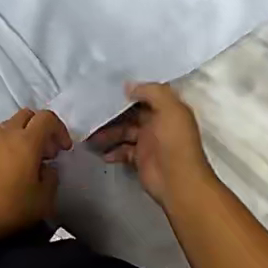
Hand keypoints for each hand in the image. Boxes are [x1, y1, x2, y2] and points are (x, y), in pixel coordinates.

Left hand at [0, 109, 71, 237]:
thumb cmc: (11, 207)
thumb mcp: (44, 199)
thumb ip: (52, 177)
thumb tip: (47, 167)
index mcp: (26, 141)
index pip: (46, 118)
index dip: (60, 129)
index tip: (63, 149)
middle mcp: (6, 134)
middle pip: (28, 115)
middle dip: (42, 127)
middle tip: (47, 151)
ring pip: (11, 124)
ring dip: (24, 134)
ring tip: (29, 159)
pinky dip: (9, 141)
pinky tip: (11, 164)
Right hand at [89, 82, 218, 205]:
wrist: (177, 181)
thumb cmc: (173, 142)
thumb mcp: (169, 109)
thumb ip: (151, 91)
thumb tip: (128, 85)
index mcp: (167, 108)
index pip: (145, 94)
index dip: (128, 90)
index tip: (105, 85)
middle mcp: (157, 122)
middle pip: (130, 113)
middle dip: (111, 112)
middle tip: (90, 110)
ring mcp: (148, 141)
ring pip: (123, 131)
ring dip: (107, 133)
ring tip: (90, 135)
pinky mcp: (140, 158)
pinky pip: (122, 150)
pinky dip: (112, 151)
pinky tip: (102, 153)